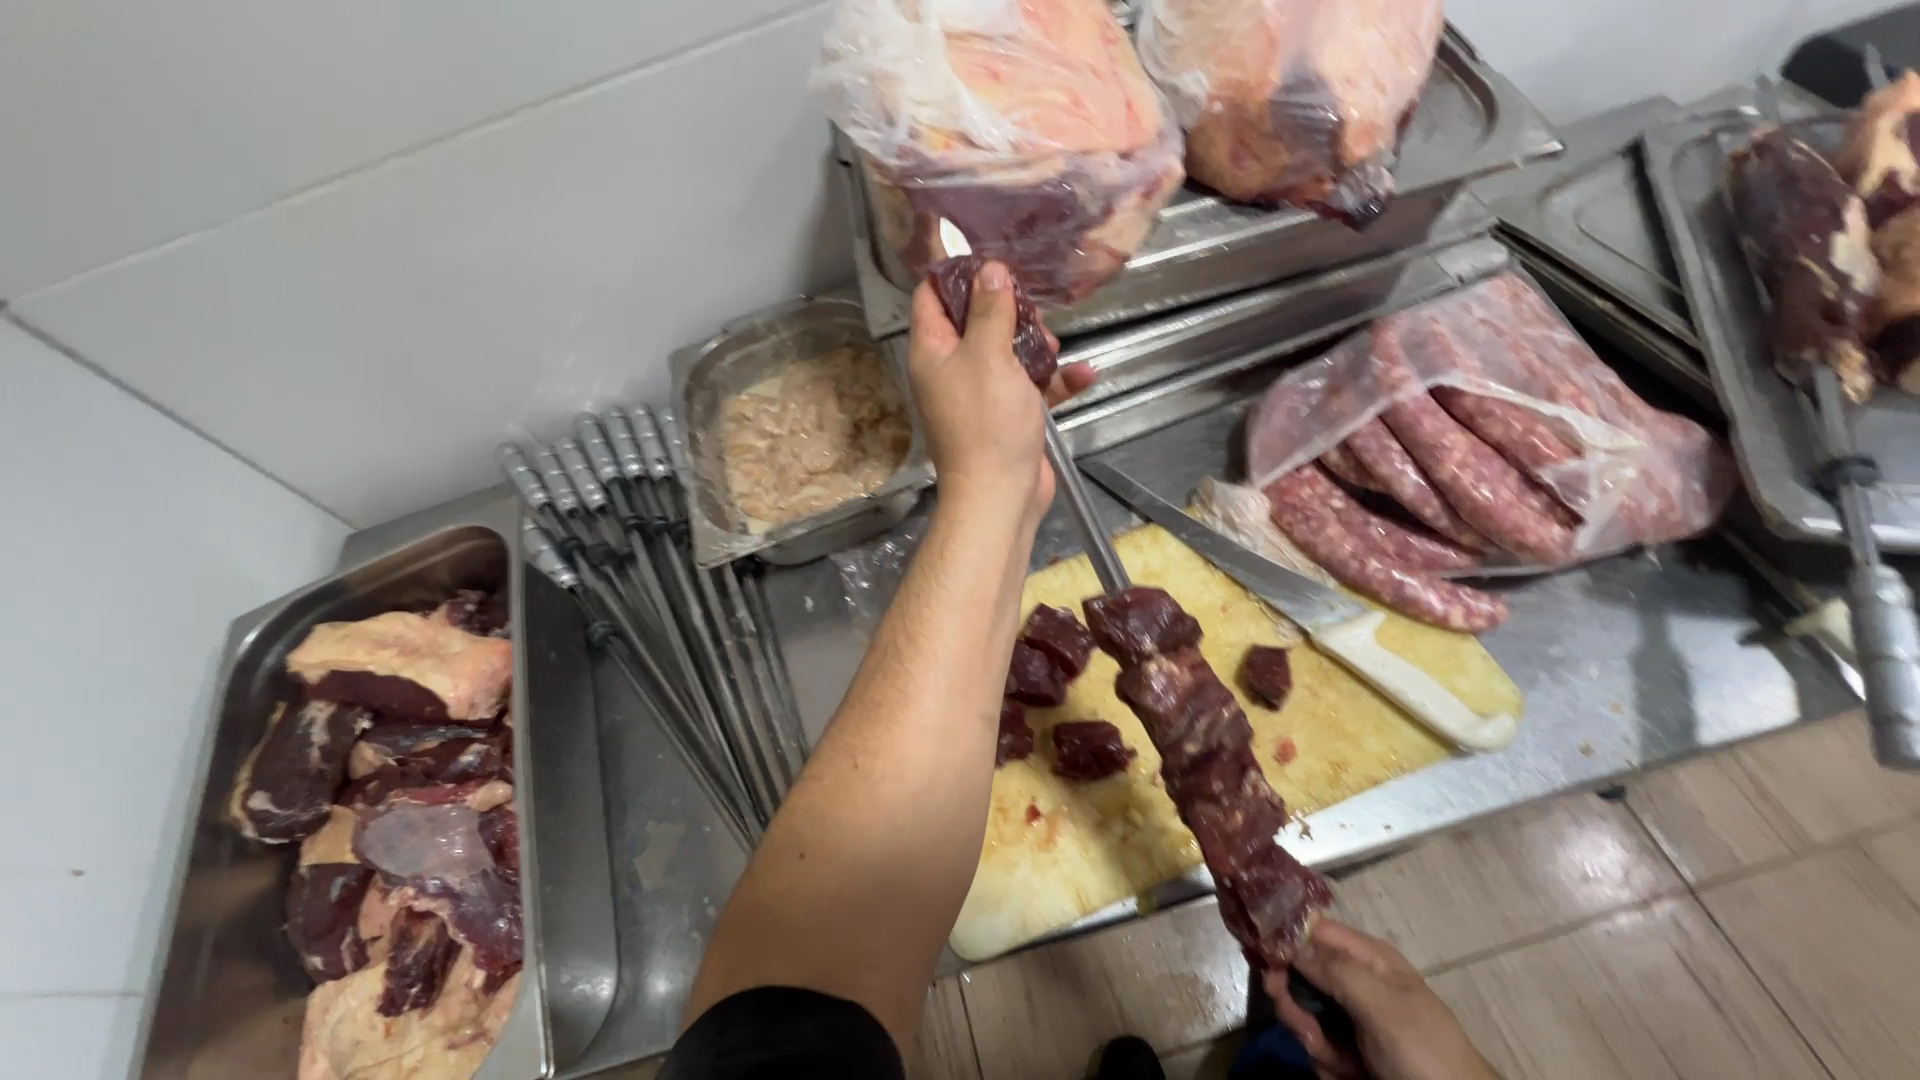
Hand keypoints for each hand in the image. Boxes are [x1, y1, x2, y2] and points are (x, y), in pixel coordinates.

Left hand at [907, 260, 1092, 519]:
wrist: (1000, 494)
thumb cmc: (987, 422)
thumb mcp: (989, 355)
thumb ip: (990, 310)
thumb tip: (989, 270)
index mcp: (933, 351)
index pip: (931, 297)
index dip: (955, 274)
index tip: (989, 260)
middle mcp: (952, 368)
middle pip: (977, 321)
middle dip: (1009, 312)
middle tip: (1031, 315)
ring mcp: (981, 393)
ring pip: (1009, 352)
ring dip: (1036, 346)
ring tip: (1054, 347)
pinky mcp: (1009, 415)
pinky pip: (1033, 387)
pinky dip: (1056, 381)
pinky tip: (1084, 374)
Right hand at [1266, 920, 1499, 1079]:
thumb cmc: (1427, 1056)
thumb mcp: (1385, 1009)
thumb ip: (1337, 971)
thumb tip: (1288, 941)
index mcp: (1368, 958)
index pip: (1313, 928)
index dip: (1283, 937)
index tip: (1263, 959)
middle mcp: (1355, 980)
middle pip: (1299, 972)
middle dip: (1295, 1002)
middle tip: (1302, 1027)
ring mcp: (1352, 1016)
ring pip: (1303, 1012)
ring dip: (1312, 1038)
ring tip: (1338, 1062)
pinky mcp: (1350, 1048)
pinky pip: (1316, 1044)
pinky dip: (1325, 1061)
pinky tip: (1347, 1073)